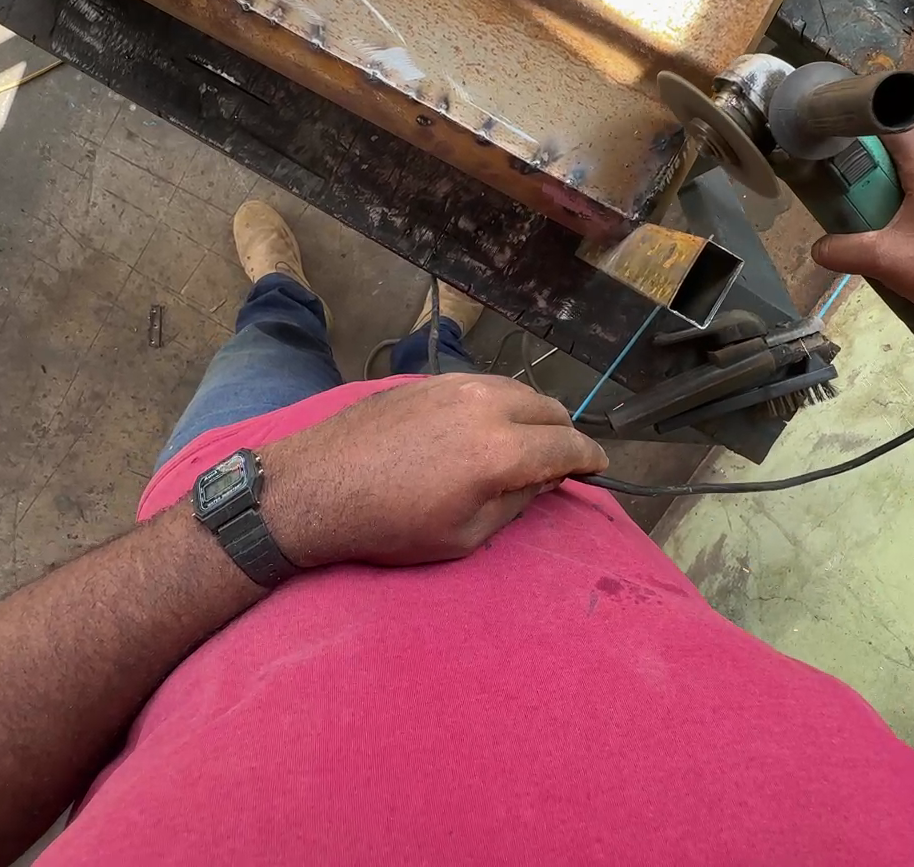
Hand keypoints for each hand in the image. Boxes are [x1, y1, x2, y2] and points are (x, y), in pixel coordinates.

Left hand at [257, 374, 607, 566]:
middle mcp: (487, 404)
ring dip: (532, 415)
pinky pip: (483, 384)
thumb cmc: (389, 526)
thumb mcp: (464, 535)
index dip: (590, 459)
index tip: (597, 468)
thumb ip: (516, 502)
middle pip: (550, 408)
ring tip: (522, 442)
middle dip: (563, 435)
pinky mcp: (429, 378)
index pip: (568, 446)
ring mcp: (456, 384)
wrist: (316, 486)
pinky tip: (482, 424)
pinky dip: (499, 403)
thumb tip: (544, 478)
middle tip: (556, 462)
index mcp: (502, 450)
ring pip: (517, 389)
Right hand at [809, 129, 913, 334]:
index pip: (893, 129)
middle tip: (859, 211)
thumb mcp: (883, 261)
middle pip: (902, 159)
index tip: (837, 146)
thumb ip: (842, 251)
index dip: (862, 131)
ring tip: (888, 233)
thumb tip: (817, 250)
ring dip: (897, 200)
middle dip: (875, 181)